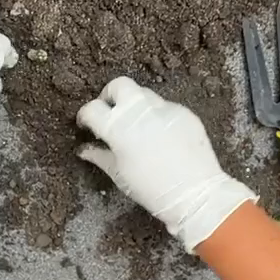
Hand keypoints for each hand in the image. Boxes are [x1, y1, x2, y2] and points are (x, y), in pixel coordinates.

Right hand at [76, 77, 256, 251]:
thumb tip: (83, 149)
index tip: (86, 125)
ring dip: (135, 104)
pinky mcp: (184, 113)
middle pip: (119, 85)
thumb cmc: (152, 190)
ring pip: (144, 93)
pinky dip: (157, 116)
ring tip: (136, 125)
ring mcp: (165, 109)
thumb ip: (99, 156)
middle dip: (110, 95)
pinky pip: (165, 107)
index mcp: (119, 128)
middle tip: (110, 112)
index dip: (85, 116)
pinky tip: (160, 136)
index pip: (92, 108)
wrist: (195, 194)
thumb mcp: (119, 175)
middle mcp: (141, 111)